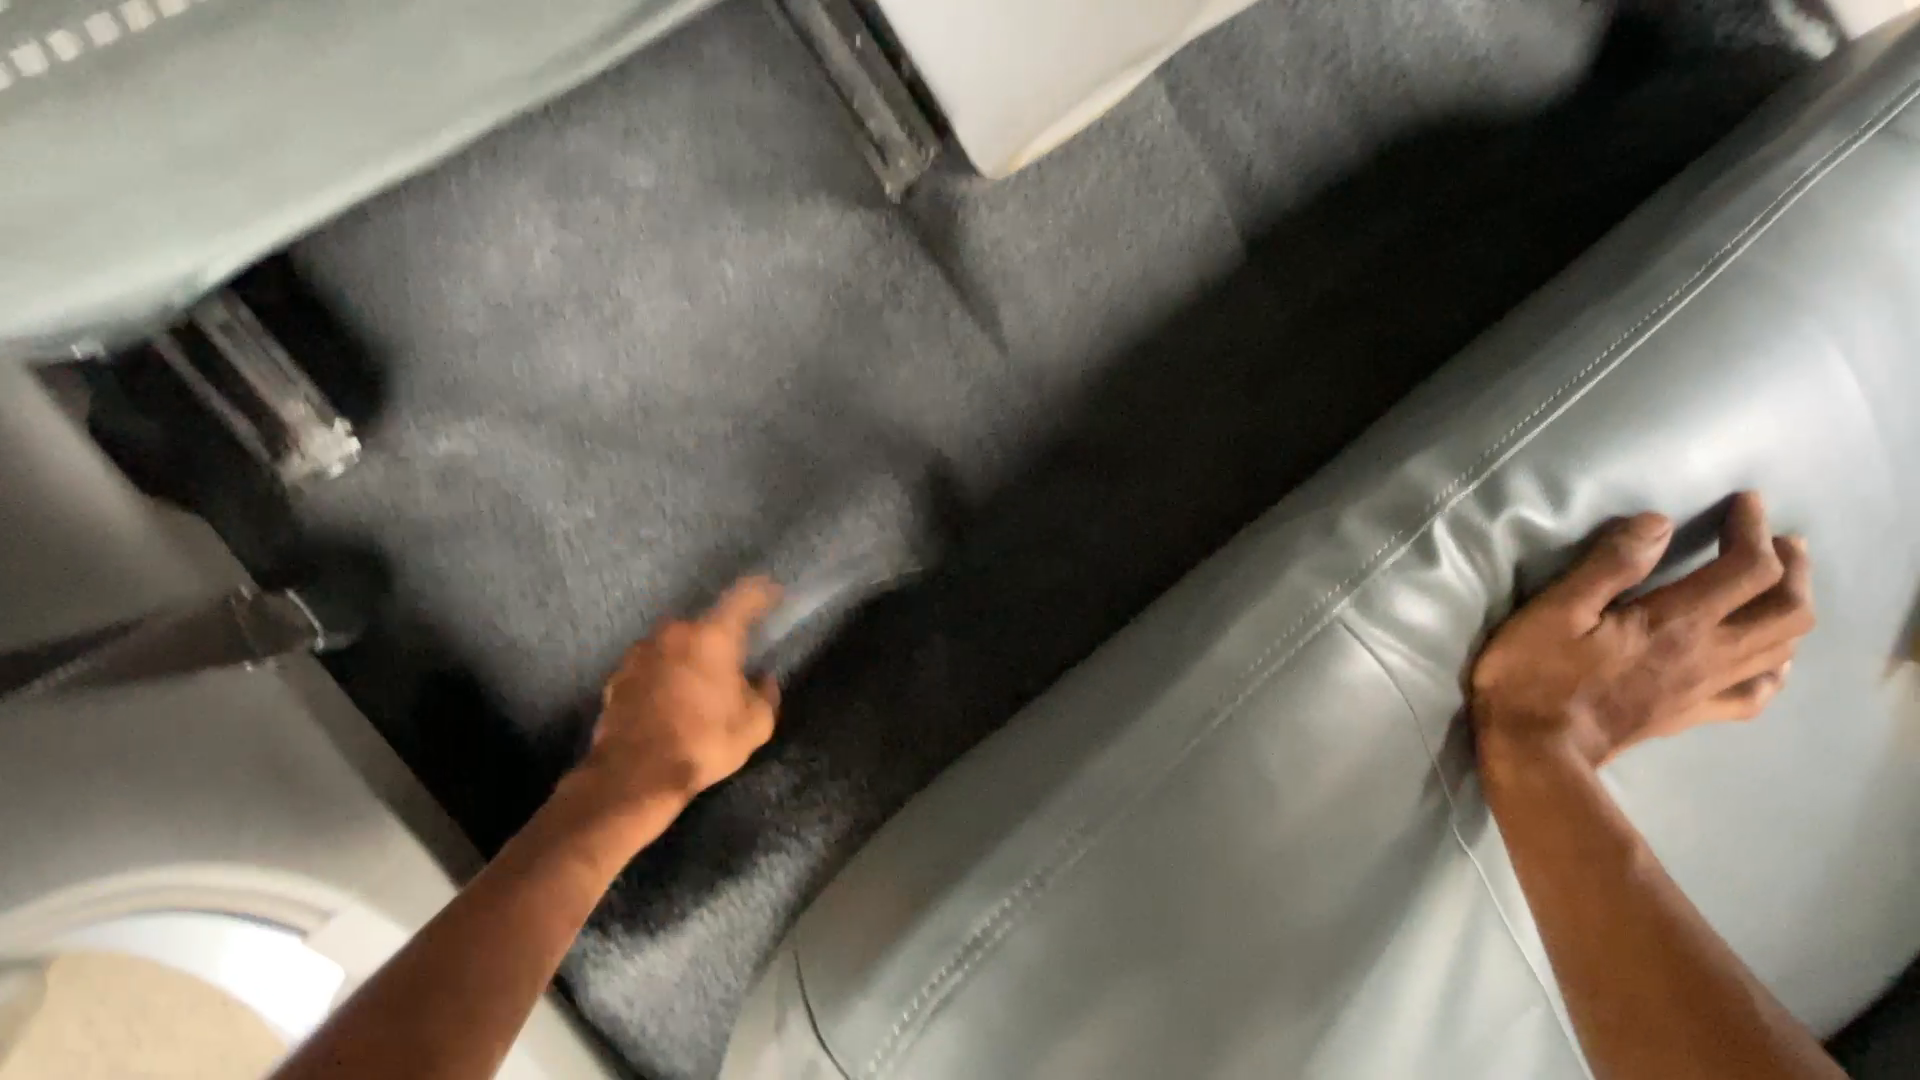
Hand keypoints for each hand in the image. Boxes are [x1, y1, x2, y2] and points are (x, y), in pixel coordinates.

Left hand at [570, 578, 783, 820]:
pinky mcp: (618, 676)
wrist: (634, 775)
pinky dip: (665, 677)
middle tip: (732, 662)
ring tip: (698, 687)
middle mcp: (675, 633)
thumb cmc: (704, 741)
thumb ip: (765, 694)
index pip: (744, 597)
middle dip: (720, 639)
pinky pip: (652, 667)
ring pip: (675, 645)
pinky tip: (671, 702)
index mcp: (713, 636)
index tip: (774, 593)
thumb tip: (763, 680)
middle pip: (705, 624)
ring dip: (689, 658)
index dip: (762, 592)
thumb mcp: (755, 725)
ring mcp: (641, 652)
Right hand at [1470, 492, 1812, 767]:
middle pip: (1787, 608)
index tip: (1744, 502)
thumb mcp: (1554, 610)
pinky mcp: (1690, 713)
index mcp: (1675, 622)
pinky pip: (1756, 693)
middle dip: (1791, 567)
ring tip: (1778, 586)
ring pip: (1783, 647)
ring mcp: (1704, 688)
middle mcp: (1708, 653)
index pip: (1745, 568)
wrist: (1536, 749)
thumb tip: (1657, 523)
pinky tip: (1768, 660)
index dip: (1753, 528)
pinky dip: (1776, 669)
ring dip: (1793, 609)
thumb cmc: (1533, 675)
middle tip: (1777, 541)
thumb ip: (1608, 566)